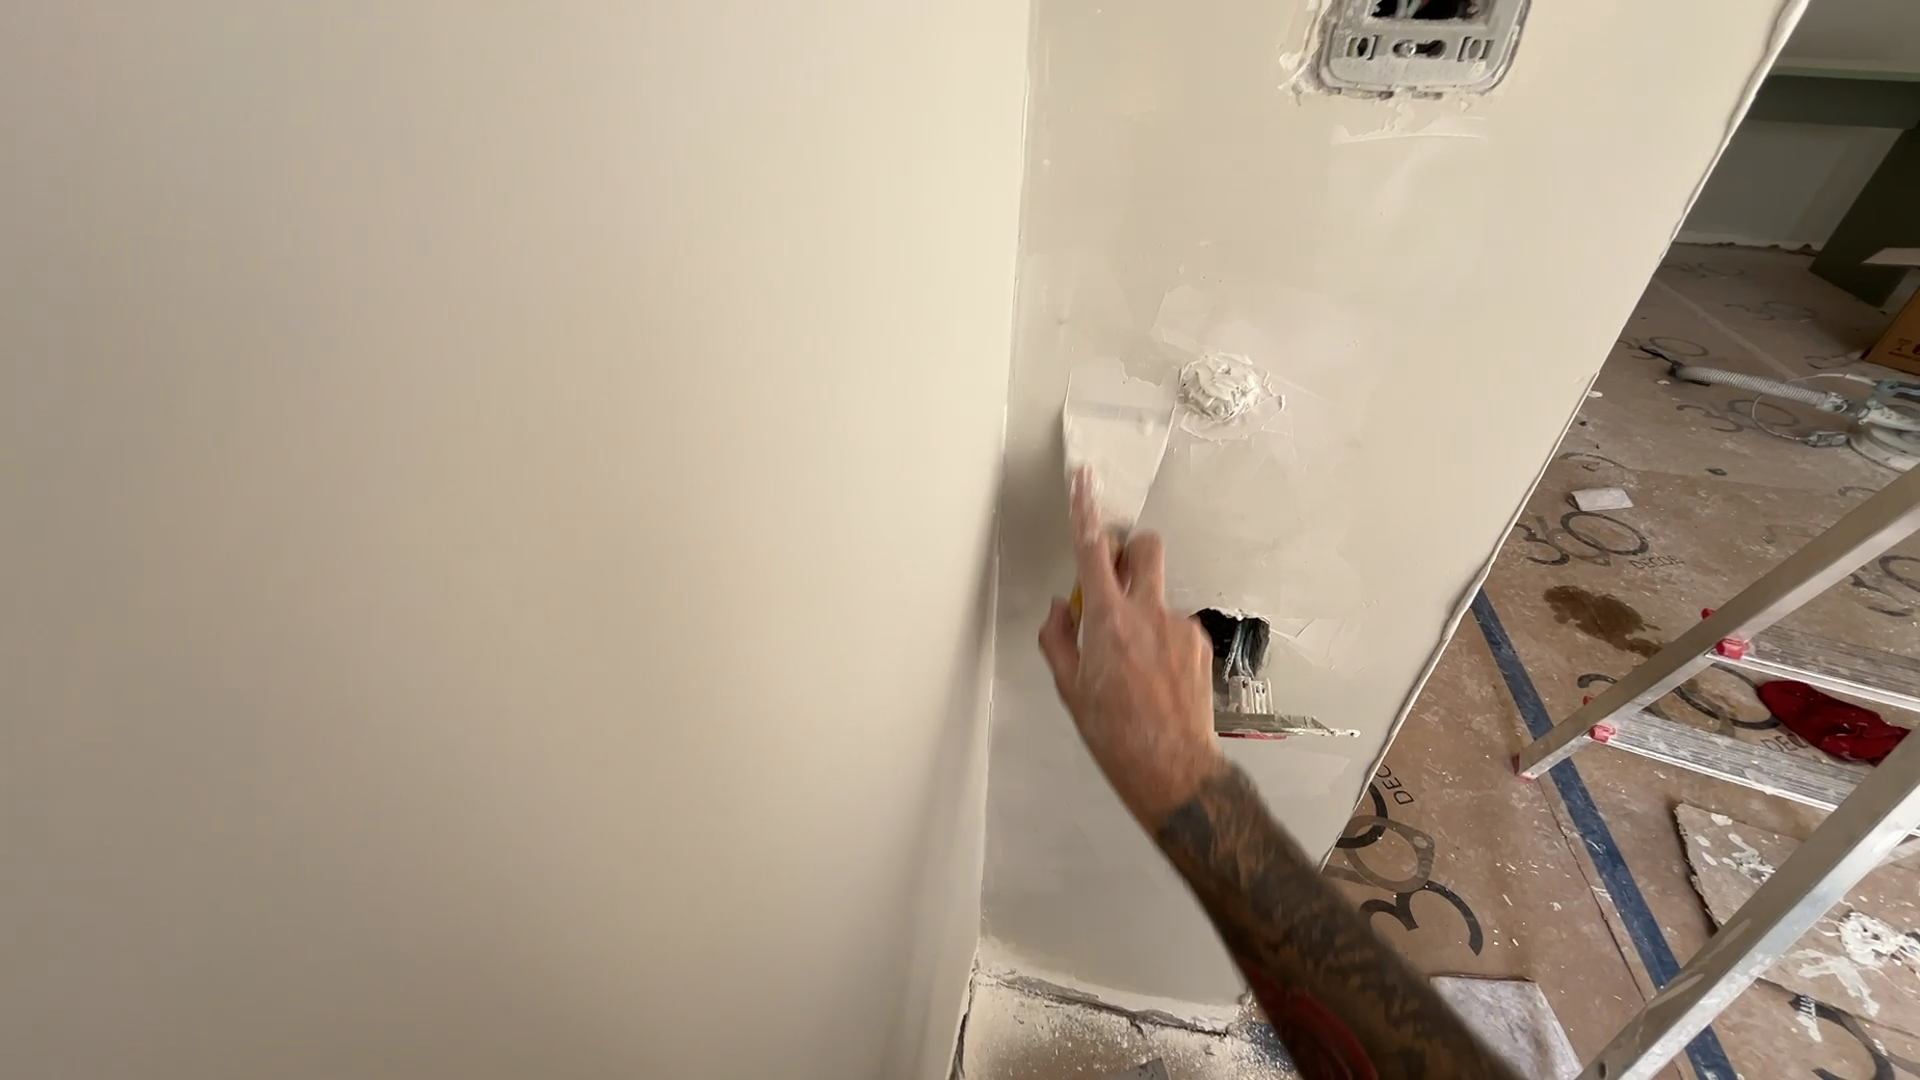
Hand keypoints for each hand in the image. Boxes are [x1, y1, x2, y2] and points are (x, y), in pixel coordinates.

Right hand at [1039, 466, 1224, 828]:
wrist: (1173, 769)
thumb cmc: (1114, 733)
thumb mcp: (1070, 688)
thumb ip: (1058, 638)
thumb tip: (1060, 608)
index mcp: (1108, 621)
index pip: (1091, 552)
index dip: (1085, 510)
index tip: (1084, 479)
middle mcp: (1148, 613)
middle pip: (1146, 547)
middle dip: (1129, 549)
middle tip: (1114, 578)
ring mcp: (1179, 626)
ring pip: (1159, 590)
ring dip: (1142, 605)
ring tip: (1134, 658)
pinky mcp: (1199, 642)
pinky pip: (1173, 621)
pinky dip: (1159, 635)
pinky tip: (1154, 674)